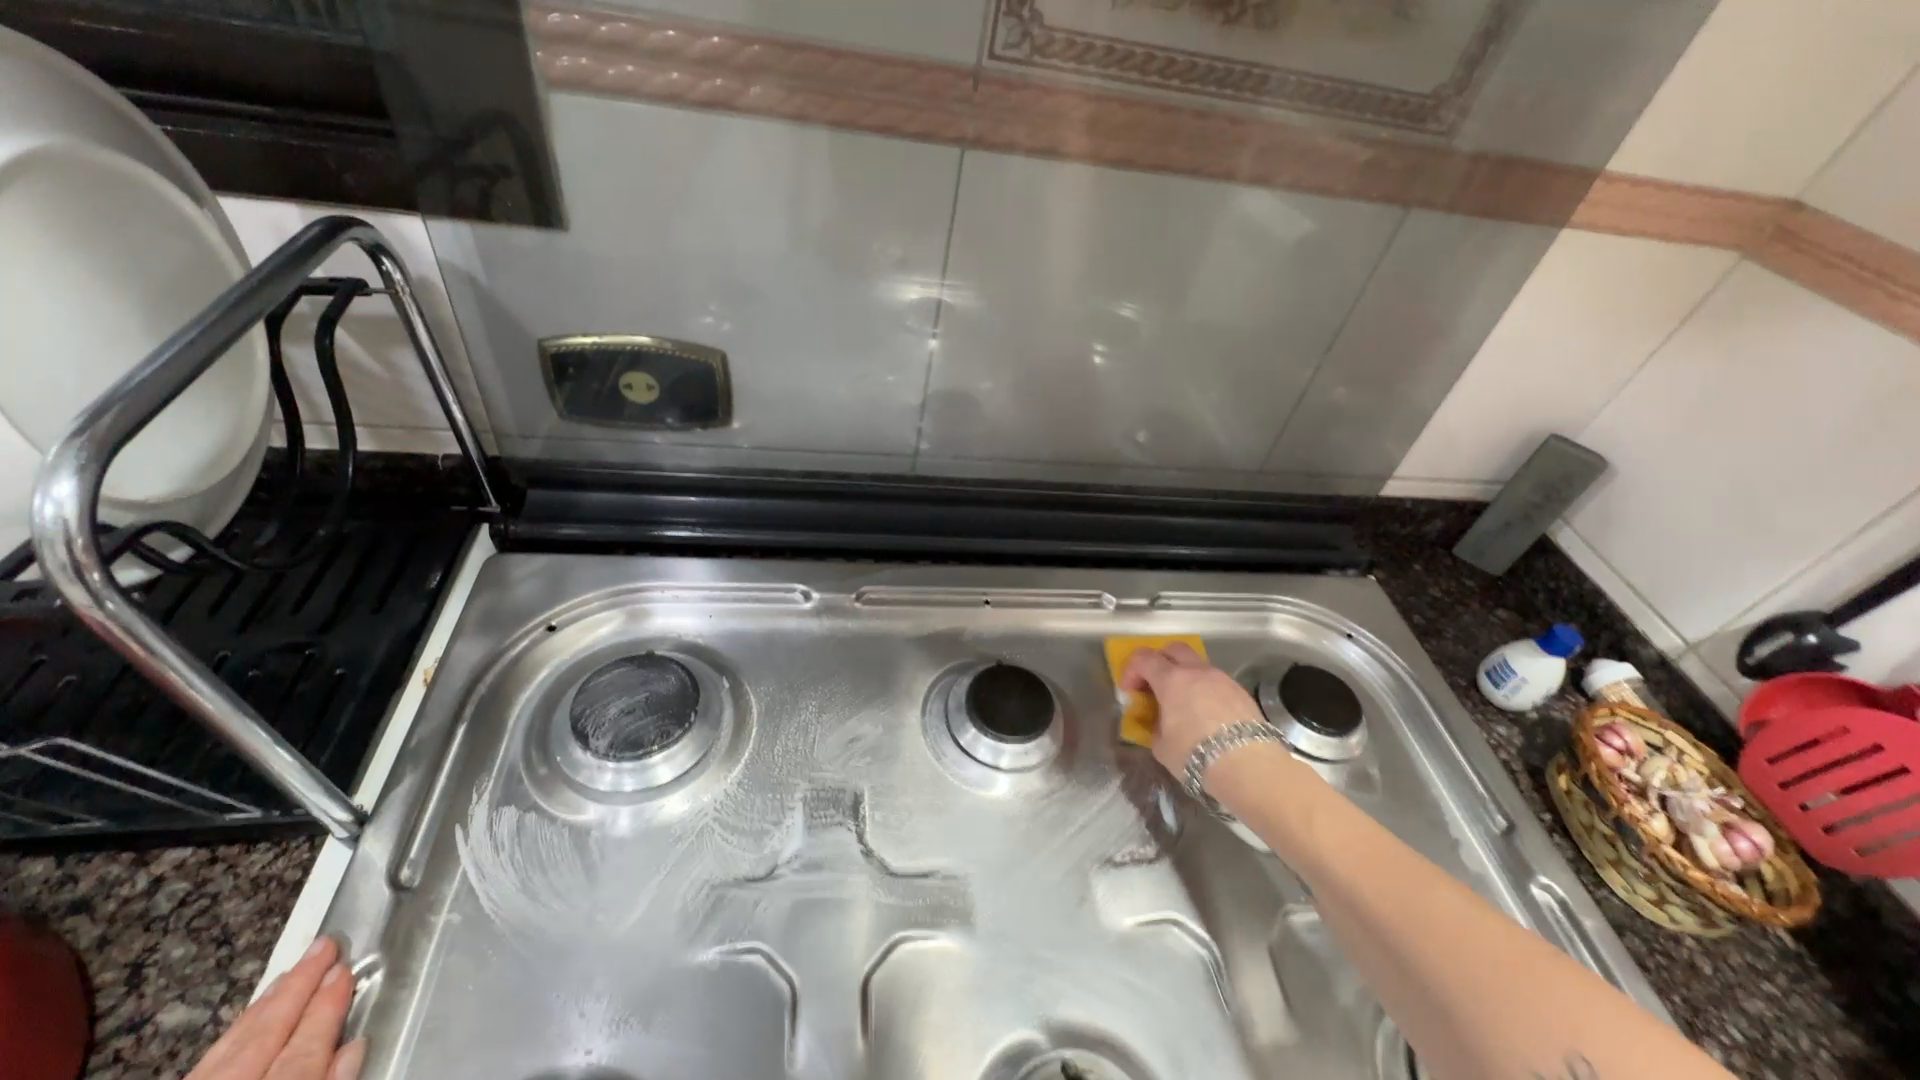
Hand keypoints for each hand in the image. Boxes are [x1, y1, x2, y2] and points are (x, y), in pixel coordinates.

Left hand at [185, 936, 364, 1079]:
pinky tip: (254, 1010)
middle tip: (326, 944)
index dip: (327, 1006)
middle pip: (270, 1032)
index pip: (307, 1046)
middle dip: (300, 986)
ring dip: (271, 1000)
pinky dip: (238, 1026)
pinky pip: (211, 1054)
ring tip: (296, 968)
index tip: (344, 970)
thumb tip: (354, 1046)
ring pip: (236, 1039)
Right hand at [1118, 642, 1266, 777]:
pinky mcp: (1241, 692)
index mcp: (1172, 680)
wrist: (1247, 765)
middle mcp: (1197, 672)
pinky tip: (1207, 715)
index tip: (1130, 691)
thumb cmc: (1195, 755)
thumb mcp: (1162, 747)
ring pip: (1198, 665)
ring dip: (1185, 677)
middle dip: (1160, 662)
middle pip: (1173, 649)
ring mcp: (1222, 679)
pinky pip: (1216, 682)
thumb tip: (1159, 724)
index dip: (1131, 670)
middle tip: (1155, 685)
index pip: (1144, 658)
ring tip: (1184, 704)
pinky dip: (1206, 690)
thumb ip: (1155, 728)